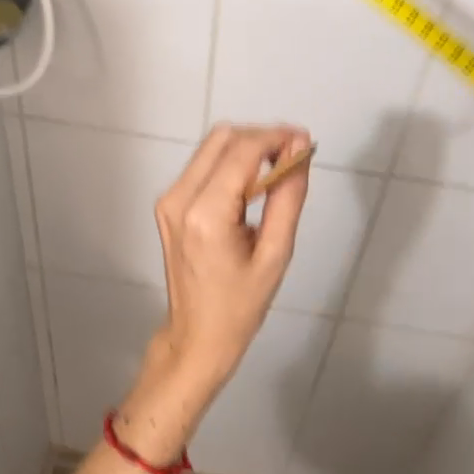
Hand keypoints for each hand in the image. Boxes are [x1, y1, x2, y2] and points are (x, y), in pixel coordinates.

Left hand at [114, 124, 311, 461]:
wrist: (197, 336)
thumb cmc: (241, 305)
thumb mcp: (275, 254)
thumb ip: (288, 197)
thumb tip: (300, 150)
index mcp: (206, 214)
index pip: (242, 150)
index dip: (276, 137)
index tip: (305, 142)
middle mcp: (180, 198)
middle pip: (223, 138)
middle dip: (261, 138)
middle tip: (294, 156)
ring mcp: (169, 200)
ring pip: (211, 148)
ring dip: (247, 149)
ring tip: (278, 172)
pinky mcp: (168, 205)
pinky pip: (202, 167)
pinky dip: (231, 165)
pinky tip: (254, 188)